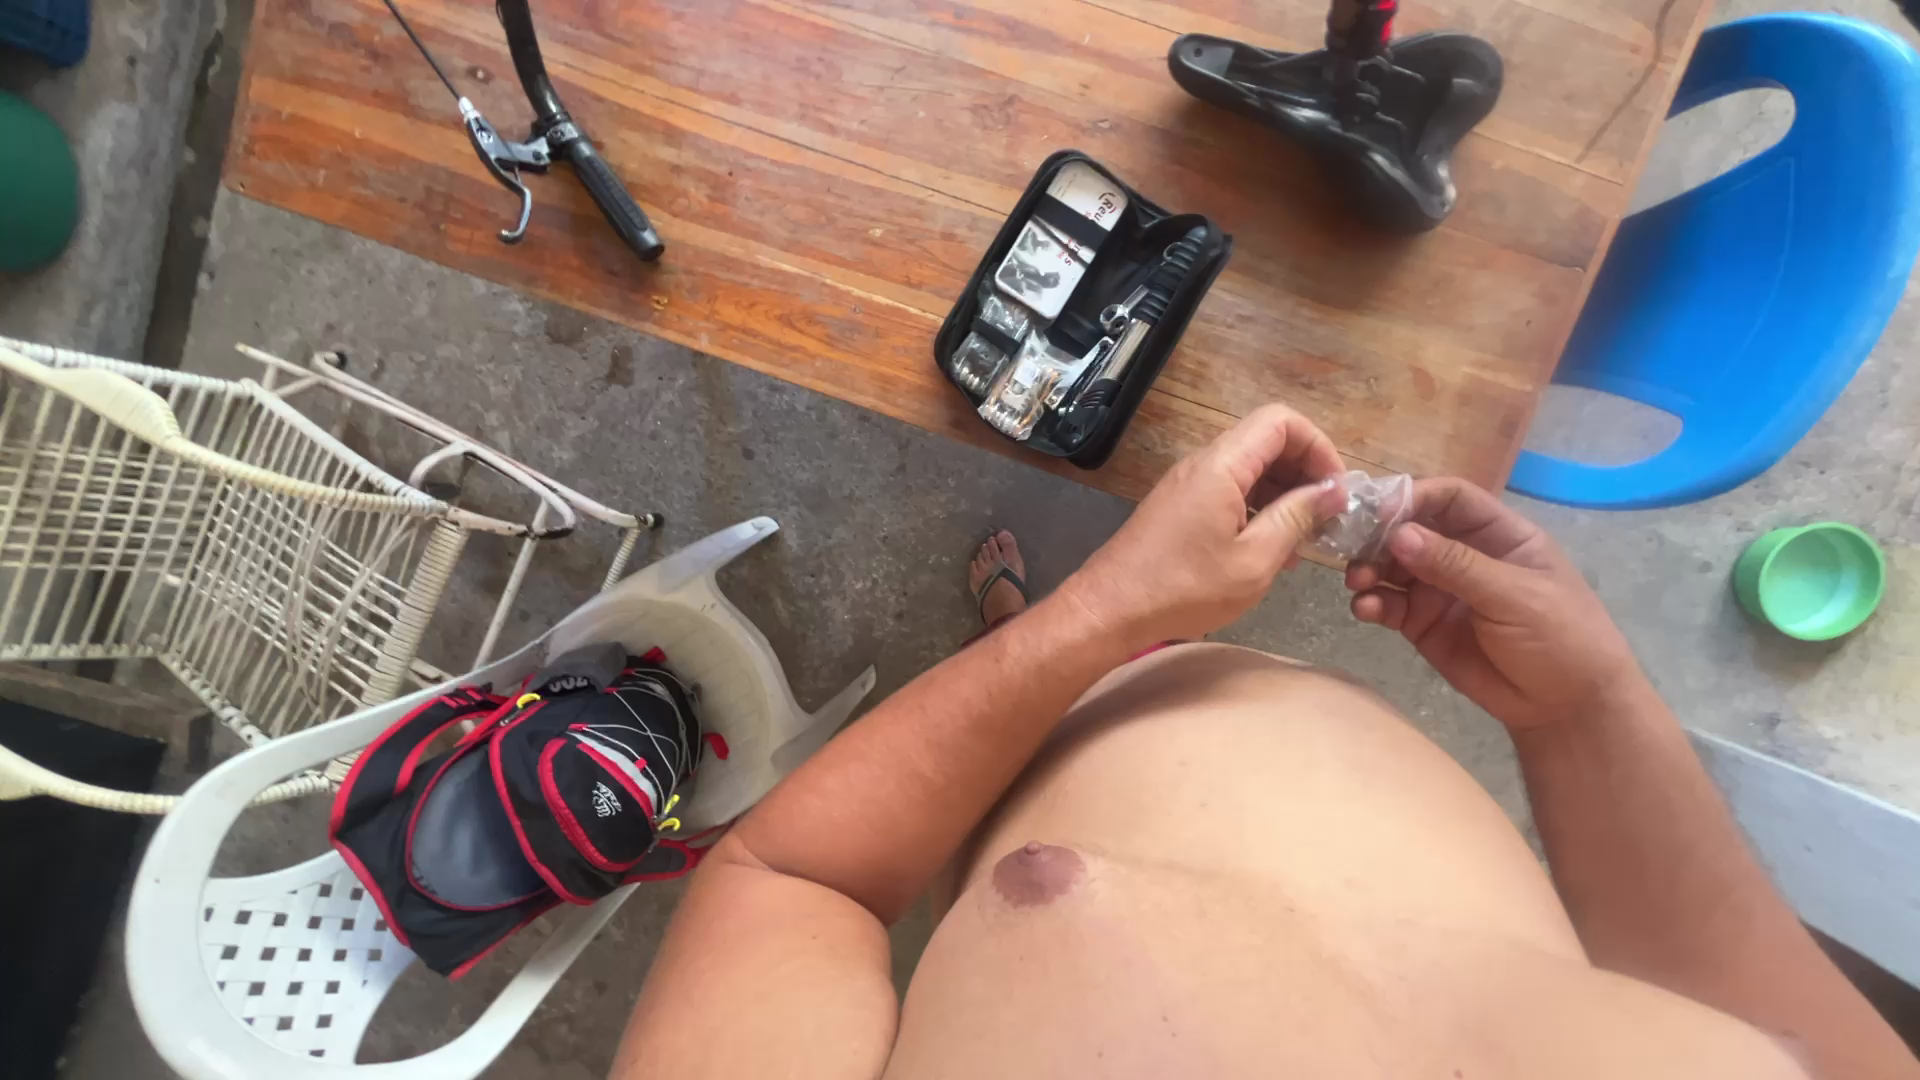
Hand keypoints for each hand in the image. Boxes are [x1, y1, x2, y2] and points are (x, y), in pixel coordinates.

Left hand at [1061, 404, 1346, 649]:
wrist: (1111, 608)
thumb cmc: (1184, 587)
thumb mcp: (1254, 559)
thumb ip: (1296, 518)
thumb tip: (1332, 490)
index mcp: (1220, 465)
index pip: (1280, 421)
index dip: (1318, 446)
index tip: (1335, 490)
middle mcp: (1201, 465)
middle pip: (1265, 443)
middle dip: (1303, 473)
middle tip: (1325, 518)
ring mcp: (1186, 486)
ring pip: (1248, 471)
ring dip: (1281, 496)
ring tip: (1302, 541)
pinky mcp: (1178, 509)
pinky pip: (1227, 493)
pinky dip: (1255, 511)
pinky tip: (1269, 550)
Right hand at [1345, 477, 1646, 733]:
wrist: (1566, 708)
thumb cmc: (1562, 640)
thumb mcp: (1516, 597)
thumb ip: (1457, 566)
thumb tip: (1398, 535)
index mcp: (1496, 536)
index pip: (1449, 499)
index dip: (1414, 497)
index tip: (1379, 513)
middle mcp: (1461, 555)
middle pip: (1408, 529)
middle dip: (1378, 536)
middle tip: (1352, 548)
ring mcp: (1437, 589)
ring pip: (1389, 565)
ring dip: (1367, 569)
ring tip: (1359, 583)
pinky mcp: (1419, 621)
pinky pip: (1385, 604)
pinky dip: (1369, 603)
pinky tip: (1366, 609)